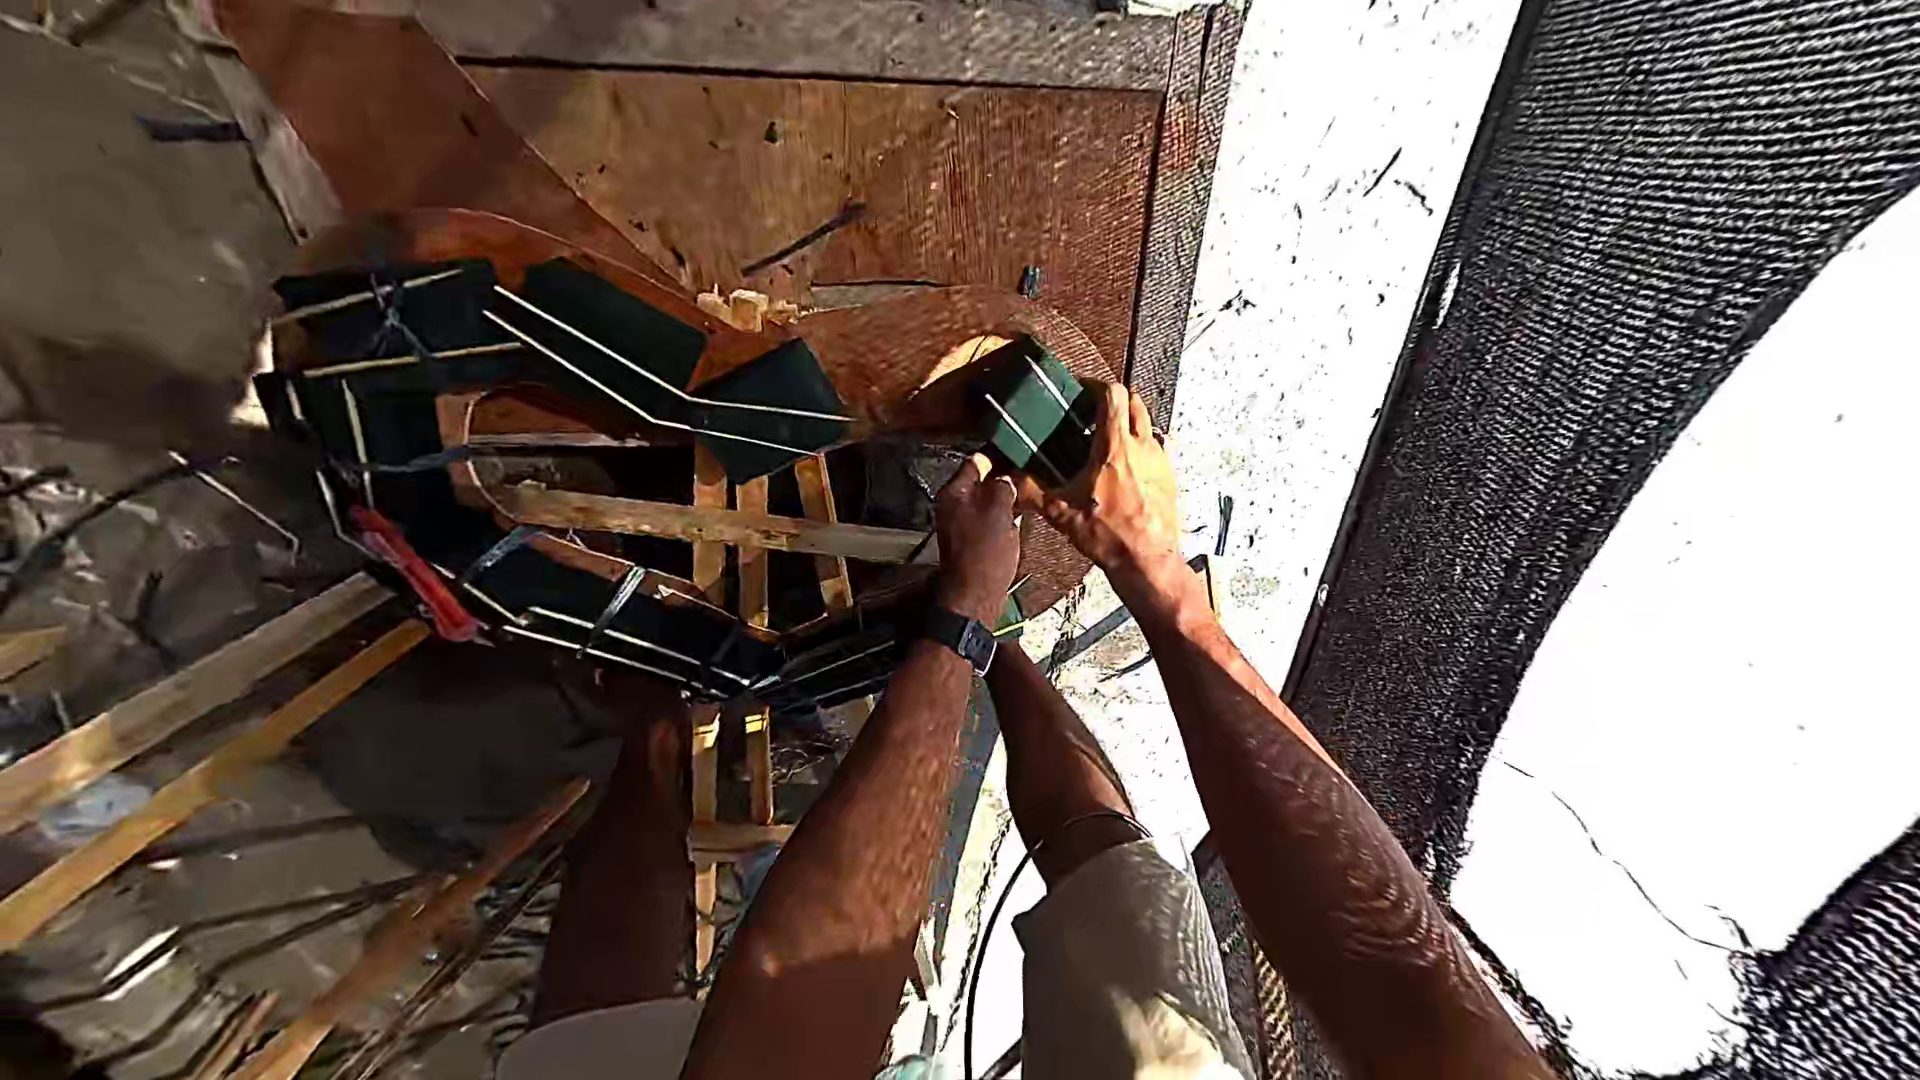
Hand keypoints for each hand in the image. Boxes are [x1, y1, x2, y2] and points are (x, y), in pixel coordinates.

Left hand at [933, 453, 1021, 623]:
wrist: (975, 595)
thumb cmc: (985, 553)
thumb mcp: (999, 512)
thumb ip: (1002, 486)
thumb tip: (1007, 477)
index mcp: (954, 494)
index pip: (977, 461)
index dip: (999, 455)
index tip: (1020, 452)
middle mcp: (954, 505)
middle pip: (982, 481)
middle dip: (1005, 476)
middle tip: (1029, 472)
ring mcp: (962, 523)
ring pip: (987, 500)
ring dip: (1006, 496)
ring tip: (1030, 491)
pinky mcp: (973, 539)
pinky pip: (990, 518)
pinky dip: (1004, 514)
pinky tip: (1021, 514)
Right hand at [1016, 382, 1179, 583]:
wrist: (1147, 560)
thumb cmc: (1110, 536)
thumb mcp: (1062, 514)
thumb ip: (1033, 492)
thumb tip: (1011, 481)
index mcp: (1115, 448)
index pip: (1112, 395)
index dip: (1096, 385)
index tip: (1082, 390)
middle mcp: (1142, 447)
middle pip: (1134, 401)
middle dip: (1115, 399)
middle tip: (1095, 411)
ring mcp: (1160, 460)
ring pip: (1149, 423)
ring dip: (1130, 421)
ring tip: (1109, 437)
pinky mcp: (1170, 476)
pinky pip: (1159, 447)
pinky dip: (1143, 445)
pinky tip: (1127, 465)